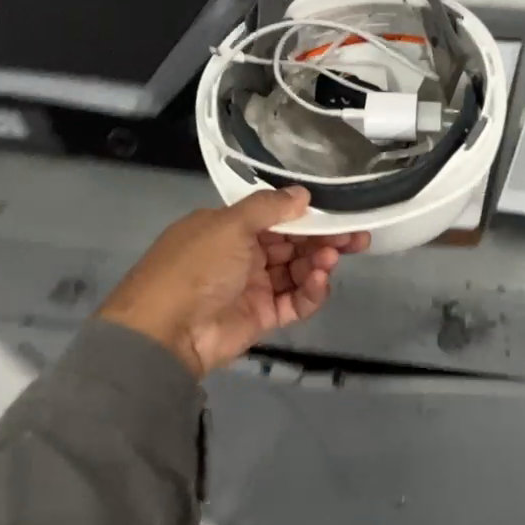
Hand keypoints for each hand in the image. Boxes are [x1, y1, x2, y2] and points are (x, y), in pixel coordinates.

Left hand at [97, 188, 369, 377]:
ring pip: (298, 272)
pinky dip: (312, 291)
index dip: (310, 216)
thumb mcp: (229, 226)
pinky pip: (296, 301)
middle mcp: (242, 255)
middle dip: (324, 240)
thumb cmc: (196, 267)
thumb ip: (270, 208)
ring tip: (330, 261)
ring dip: (318, 264)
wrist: (167, 331)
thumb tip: (304, 194)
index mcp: (228, 228)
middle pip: (293, 244)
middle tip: (356, 239)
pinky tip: (320, 281)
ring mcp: (254, 287)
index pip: (278, 218)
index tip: (342, 215)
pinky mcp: (264, 316)